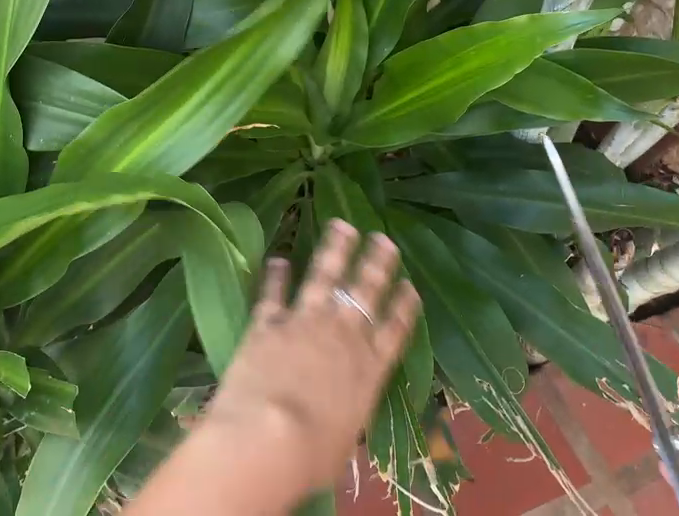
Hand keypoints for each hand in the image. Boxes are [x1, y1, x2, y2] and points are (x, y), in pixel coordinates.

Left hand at [194, 219, 422, 501]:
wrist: (269, 435)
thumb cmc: (314, 454)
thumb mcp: (343, 440)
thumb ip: (345, 416)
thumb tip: (339, 418)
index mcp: (369, 369)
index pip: (394, 330)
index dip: (403, 306)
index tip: (410, 285)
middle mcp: (343, 337)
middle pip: (365, 292)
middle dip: (376, 263)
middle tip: (384, 238)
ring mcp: (305, 322)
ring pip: (324, 277)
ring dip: (334, 250)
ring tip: (342, 225)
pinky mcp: (269, 321)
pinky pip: (273, 293)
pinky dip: (276, 275)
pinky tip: (279, 258)